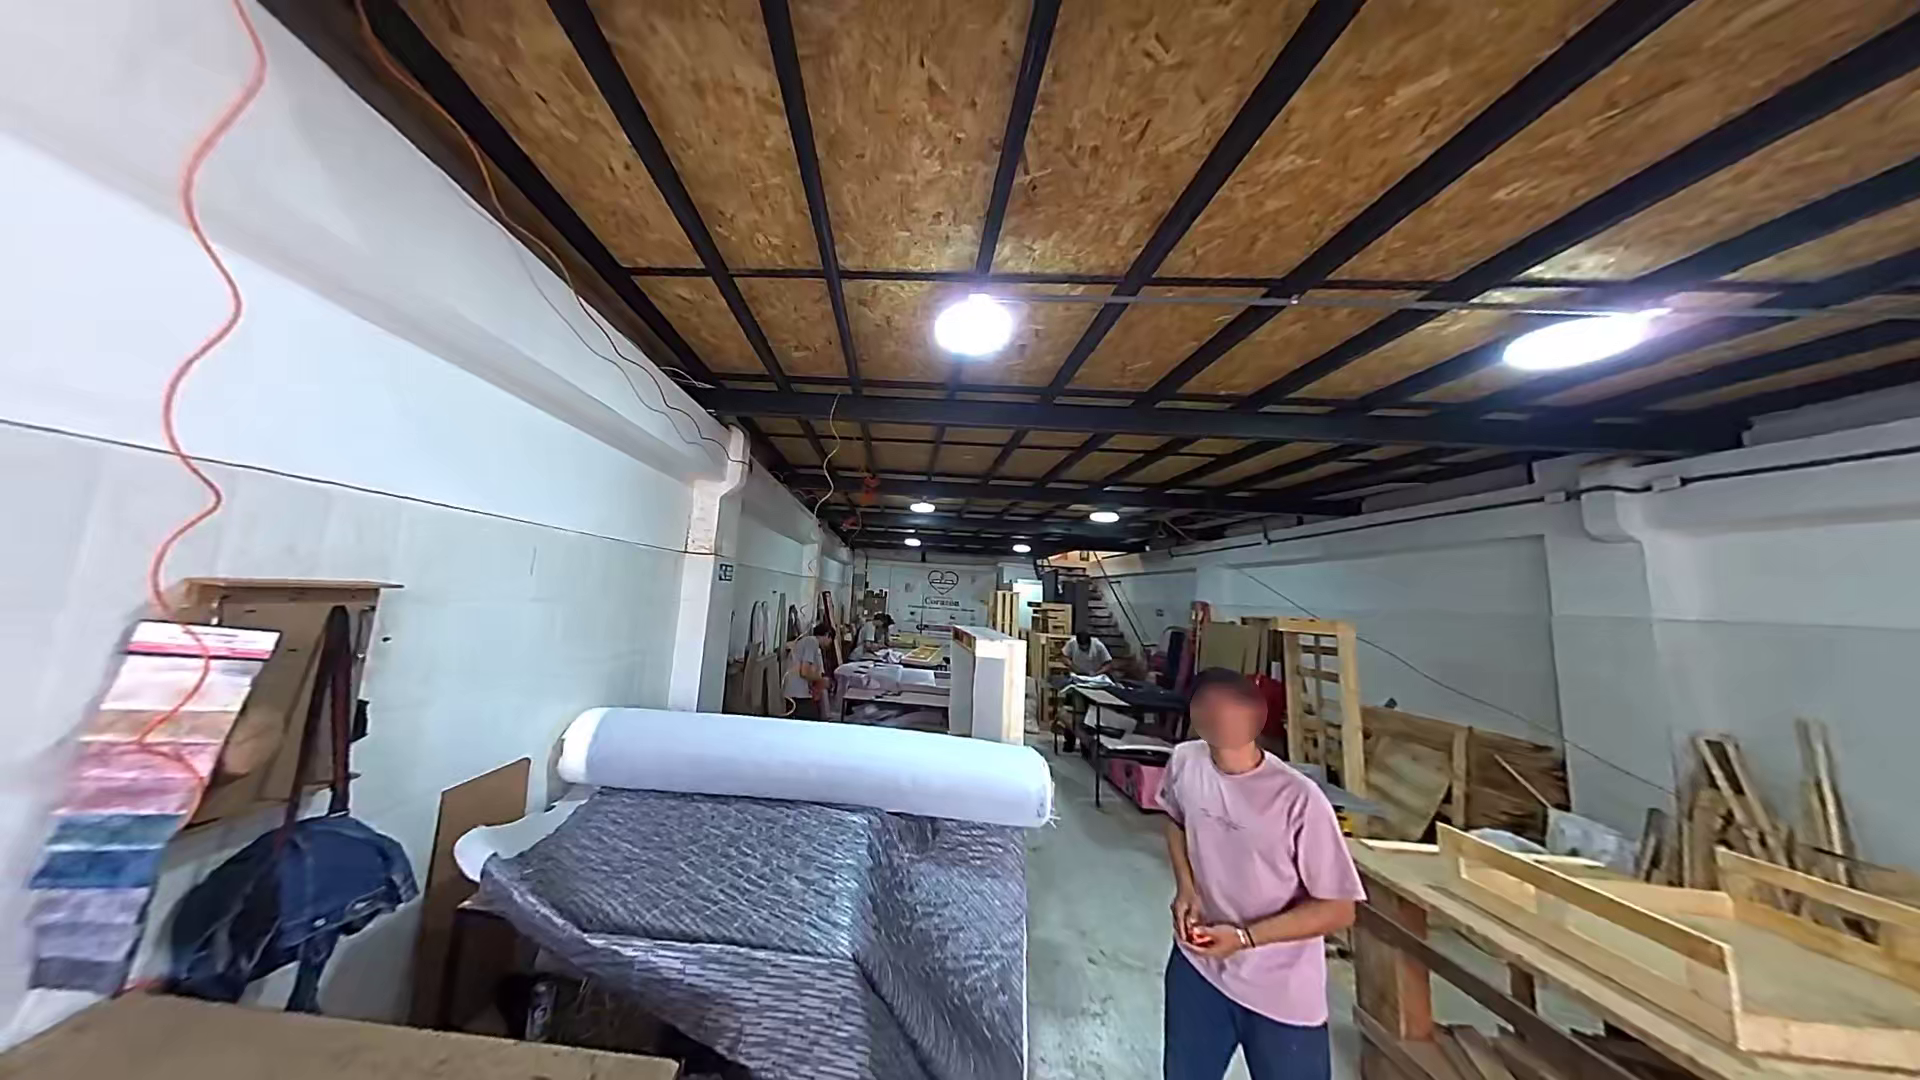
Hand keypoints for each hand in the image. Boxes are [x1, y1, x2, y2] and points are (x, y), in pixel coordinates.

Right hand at [1171, 888, 1202, 941]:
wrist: (1184, 882)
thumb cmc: (1190, 893)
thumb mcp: (1194, 905)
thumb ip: (1192, 917)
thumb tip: (1191, 927)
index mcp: (1178, 911)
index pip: (1180, 926)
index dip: (1183, 935)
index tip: (1186, 943)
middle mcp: (1174, 911)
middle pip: (1177, 925)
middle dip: (1182, 934)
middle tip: (1187, 942)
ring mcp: (1173, 909)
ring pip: (1176, 922)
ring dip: (1180, 929)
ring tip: (1186, 936)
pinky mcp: (1175, 907)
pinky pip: (1177, 919)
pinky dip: (1180, 924)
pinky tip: (1184, 926)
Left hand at [1186, 924, 1248, 959]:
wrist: (1244, 938)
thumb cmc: (1231, 935)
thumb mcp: (1216, 932)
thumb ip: (1204, 931)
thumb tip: (1192, 929)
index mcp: (1211, 952)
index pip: (1195, 950)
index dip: (1186, 944)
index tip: (1179, 937)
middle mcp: (1213, 954)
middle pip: (1198, 950)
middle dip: (1190, 943)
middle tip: (1182, 935)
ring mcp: (1217, 952)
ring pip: (1202, 948)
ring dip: (1195, 942)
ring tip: (1189, 935)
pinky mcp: (1220, 948)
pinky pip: (1207, 946)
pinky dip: (1201, 941)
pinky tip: (1200, 935)